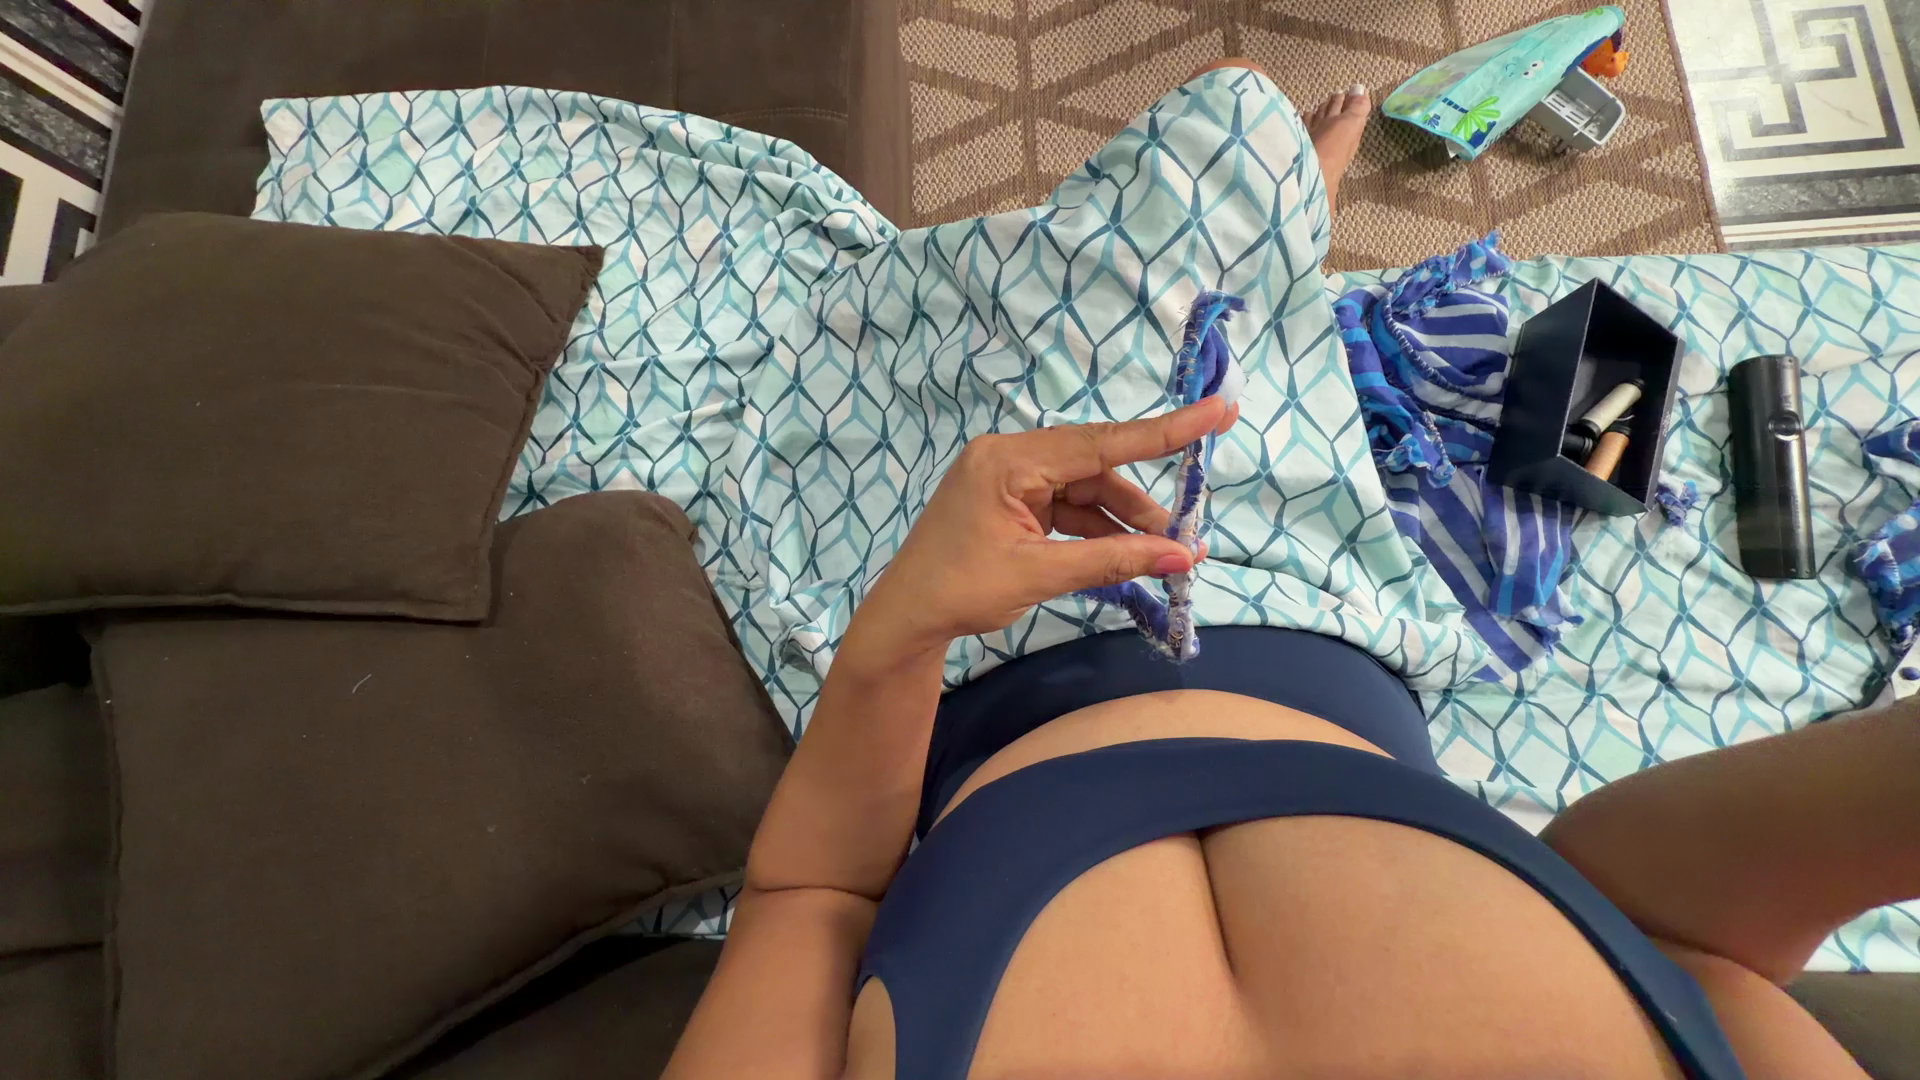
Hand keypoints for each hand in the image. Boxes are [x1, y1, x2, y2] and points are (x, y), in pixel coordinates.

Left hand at [845, 397, 1237, 662]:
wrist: (906, 619)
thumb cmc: (961, 591)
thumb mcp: (1040, 574)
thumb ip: (1113, 559)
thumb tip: (1183, 557)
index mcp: (1009, 460)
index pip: (1099, 442)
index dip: (1164, 431)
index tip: (1218, 410)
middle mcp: (1010, 457)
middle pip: (1094, 469)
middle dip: (1140, 505)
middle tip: (1187, 537)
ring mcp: (1008, 480)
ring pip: (1083, 492)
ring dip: (1121, 523)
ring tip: (1165, 554)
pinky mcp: (1009, 503)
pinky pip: (1064, 509)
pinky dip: (1094, 531)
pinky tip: (1126, 554)